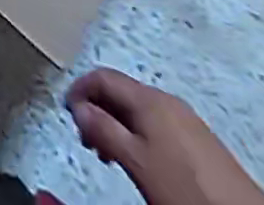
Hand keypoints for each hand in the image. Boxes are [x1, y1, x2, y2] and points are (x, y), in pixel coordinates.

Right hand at [64, 69, 263, 204]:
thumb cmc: (183, 188)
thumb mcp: (136, 161)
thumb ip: (103, 130)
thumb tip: (78, 107)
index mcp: (148, 99)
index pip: (102, 76)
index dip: (79, 89)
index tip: (67, 114)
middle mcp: (165, 100)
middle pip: (119, 91)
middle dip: (97, 109)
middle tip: (87, 142)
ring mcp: (183, 118)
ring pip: (136, 109)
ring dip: (114, 124)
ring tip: (109, 155)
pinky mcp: (195, 138)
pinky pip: (154, 123)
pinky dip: (135, 134)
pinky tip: (138, 160)